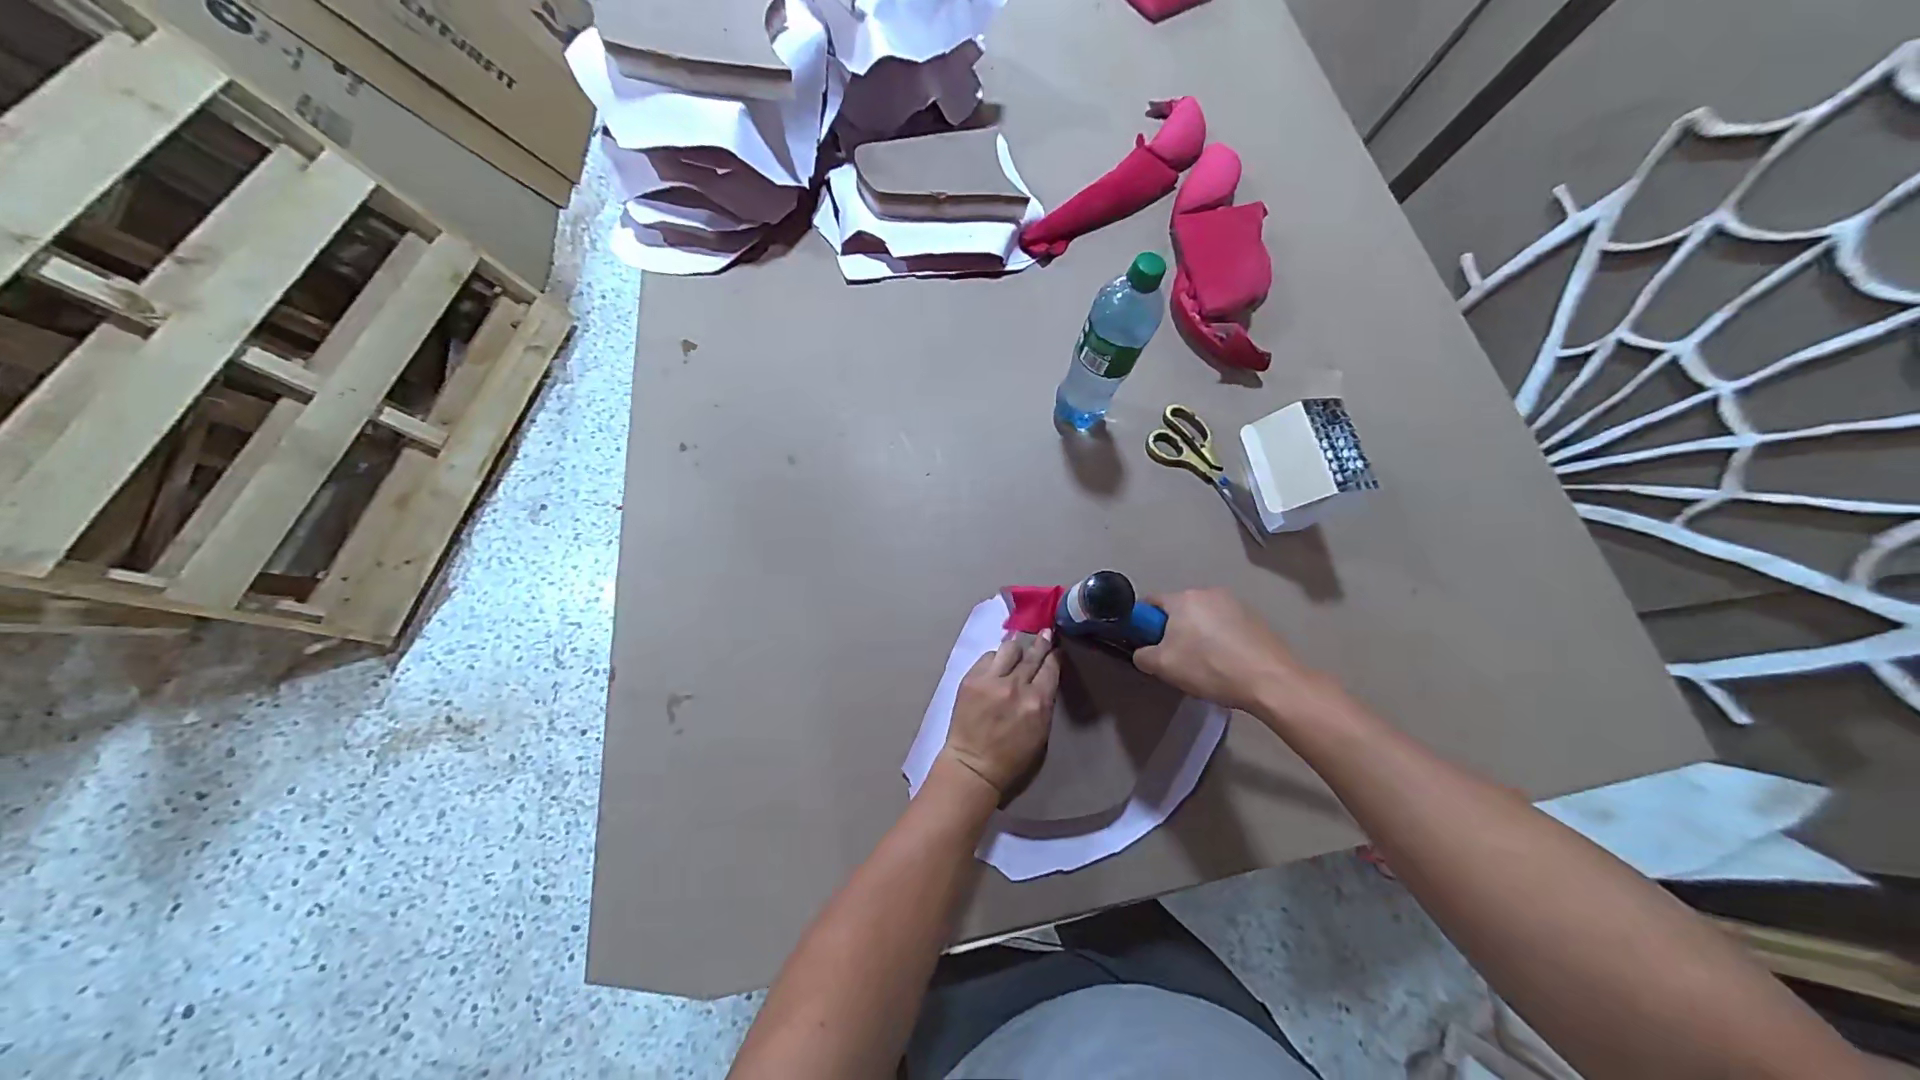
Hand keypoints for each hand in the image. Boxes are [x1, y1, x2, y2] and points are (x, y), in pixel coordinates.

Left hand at [941, 630, 1060, 795]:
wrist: (973, 766)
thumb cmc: (1012, 758)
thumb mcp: (1041, 732)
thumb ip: (1044, 702)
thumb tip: (1044, 679)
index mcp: (1037, 702)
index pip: (1050, 667)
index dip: (1054, 655)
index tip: (1056, 649)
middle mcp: (1016, 685)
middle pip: (1032, 654)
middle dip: (1041, 643)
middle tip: (1045, 633)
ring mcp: (991, 680)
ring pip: (1009, 648)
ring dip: (1016, 648)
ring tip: (1018, 648)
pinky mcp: (971, 679)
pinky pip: (988, 657)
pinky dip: (995, 658)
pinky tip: (997, 664)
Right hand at [1133, 588, 1334, 714]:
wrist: (1269, 681)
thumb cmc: (1210, 668)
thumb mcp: (1163, 666)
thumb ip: (1143, 655)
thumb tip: (1144, 652)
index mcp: (1183, 598)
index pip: (1150, 602)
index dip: (1143, 623)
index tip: (1150, 645)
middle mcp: (1208, 592)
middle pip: (1179, 609)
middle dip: (1173, 631)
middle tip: (1177, 659)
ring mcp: (1235, 603)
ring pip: (1204, 617)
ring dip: (1198, 634)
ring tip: (1206, 664)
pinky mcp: (1255, 617)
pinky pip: (1226, 625)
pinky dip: (1221, 639)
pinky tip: (1228, 662)